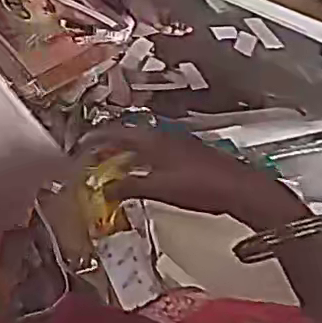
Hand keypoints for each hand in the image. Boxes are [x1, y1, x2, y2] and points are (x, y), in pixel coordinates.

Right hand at [80, 124, 310, 227]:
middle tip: (91, 156)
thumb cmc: (201, 186)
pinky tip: (139, 172)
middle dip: (106, 144)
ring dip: (123, 151)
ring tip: (111, 164)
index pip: (114, 132)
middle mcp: (161, 135)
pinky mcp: (186, 153)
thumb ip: (129, 186)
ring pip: (139, 142)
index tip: (80, 146)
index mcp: (151, 138)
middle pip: (126, 135)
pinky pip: (152, 150)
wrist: (241, 190)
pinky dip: (138, 158)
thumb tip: (106, 188)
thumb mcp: (158, 189)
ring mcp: (175, 142)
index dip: (94, 139)